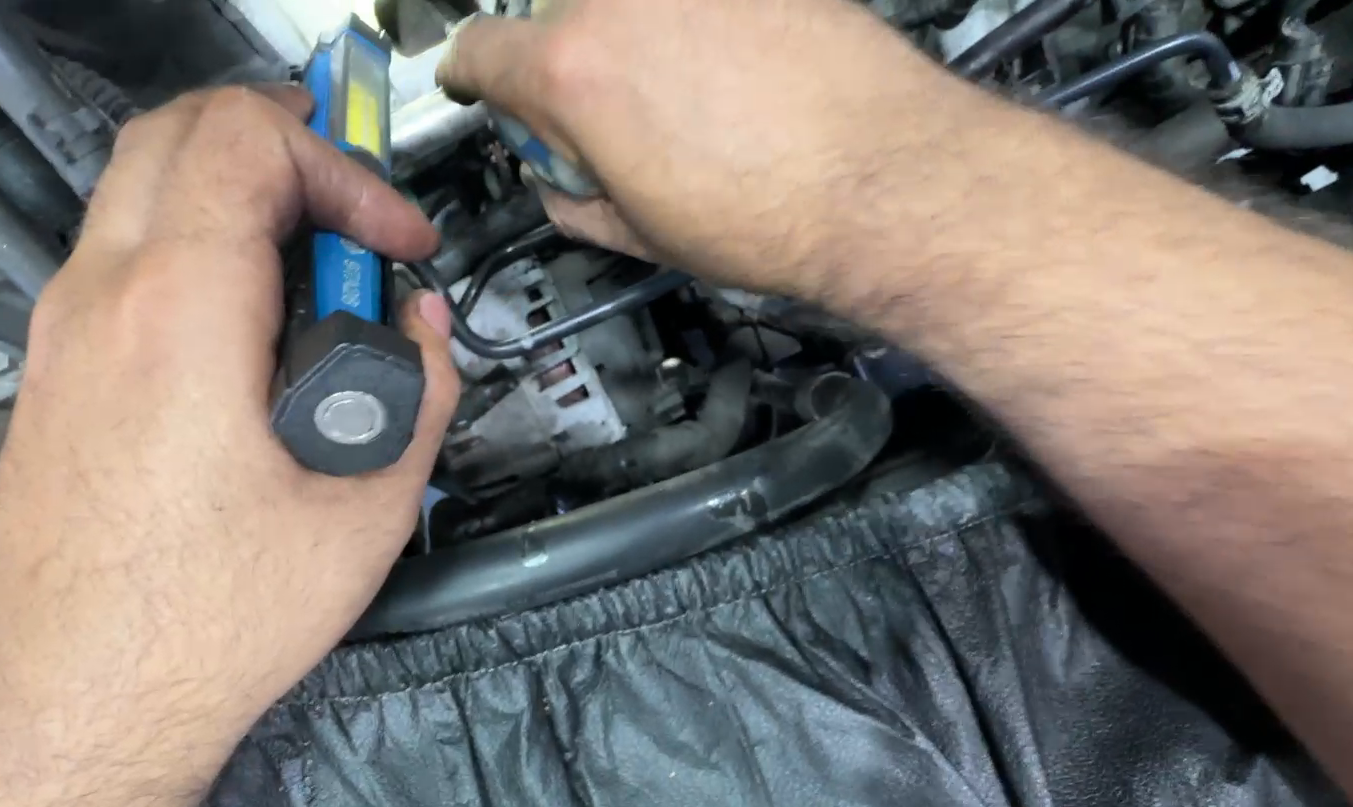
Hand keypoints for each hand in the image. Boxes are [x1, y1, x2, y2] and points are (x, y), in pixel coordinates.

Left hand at [0, 86, 459, 756]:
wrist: (80, 705)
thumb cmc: (218, 618)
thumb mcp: (370, 508)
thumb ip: (420, 396)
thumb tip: (425, 331)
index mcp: (182, 312)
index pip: (249, 143)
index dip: (348, 173)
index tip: (403, 248)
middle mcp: (102, 300)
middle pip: (181, 134)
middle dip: (290, 151)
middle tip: (363, 215)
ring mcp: (64, 338)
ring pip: (144, 193)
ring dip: (245, 203)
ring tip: (325, 281)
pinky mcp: (58, 381)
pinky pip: (128, 264)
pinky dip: (204, 257)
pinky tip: (264, 343)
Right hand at [437, 0, 965, 309]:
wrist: (879, 181)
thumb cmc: (767, 218)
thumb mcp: (643, 237)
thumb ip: (574, 202)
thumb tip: (556, 184)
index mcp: (574, 72)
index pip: (480, 51)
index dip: (473, 78)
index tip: (480, 87)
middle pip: (555, 22)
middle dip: (568, 74)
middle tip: (613, 129)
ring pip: (626, 6)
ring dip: (634, 45)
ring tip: (691, 108)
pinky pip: (692, 3)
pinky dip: (693, 29)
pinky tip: (732, 76)